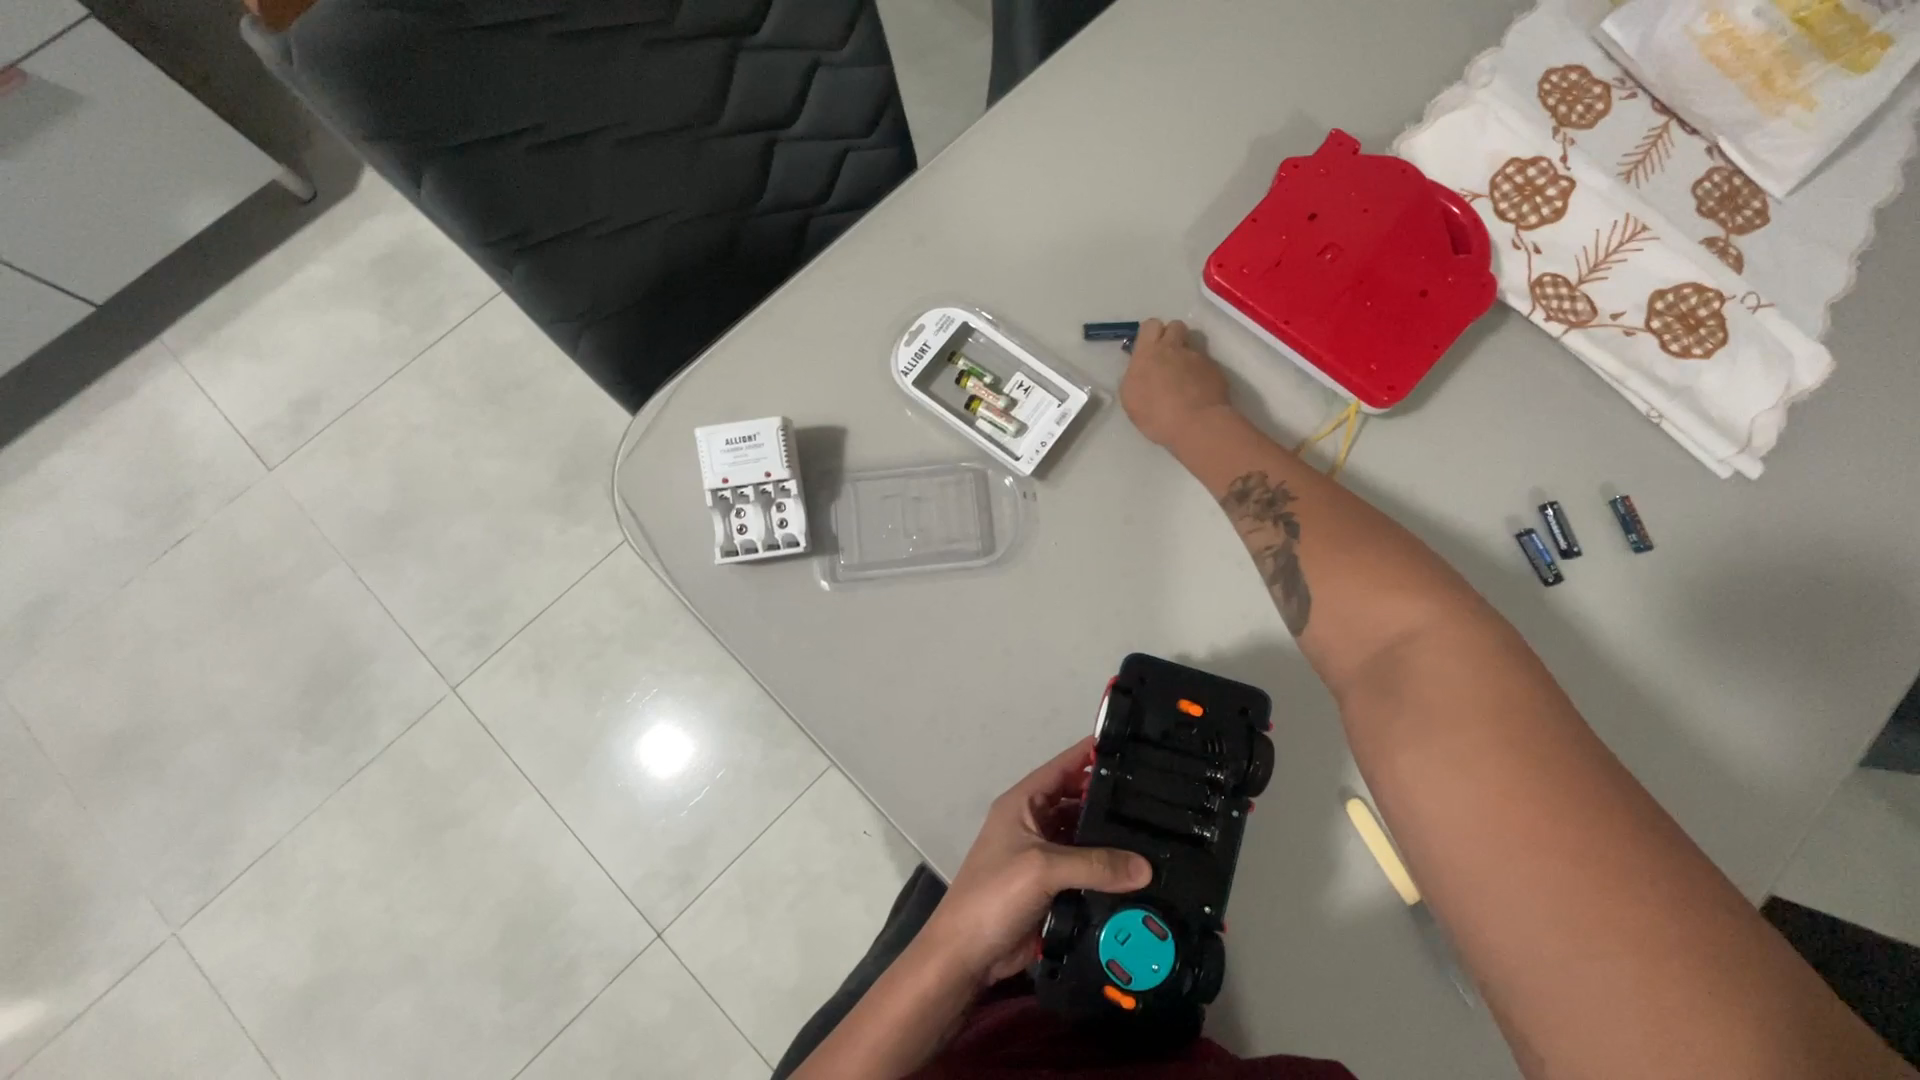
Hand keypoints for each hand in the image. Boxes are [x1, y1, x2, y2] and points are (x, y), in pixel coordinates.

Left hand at [918, 738, 1152, 987]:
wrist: (967, 954)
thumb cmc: (993, 895)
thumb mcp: (1042, 869)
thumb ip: (1094, 864)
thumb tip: (1146, 867)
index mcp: (1023, 803)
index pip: (1063, 766)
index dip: (1092, 753)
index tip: (1132, 746)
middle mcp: (1035, 823)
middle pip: (1079, 802)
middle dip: (1112, 801)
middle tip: (1159, 799)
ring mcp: (1044, 856)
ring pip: (1086, 838)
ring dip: (1113, 840)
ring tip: (1161, 835)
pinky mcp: (1054, 887)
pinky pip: (1088, 870)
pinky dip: (1110, 871)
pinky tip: (1141, 873)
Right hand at [1120, 318, 1235, 448]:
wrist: (1197, 424)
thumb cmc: (1156, 415)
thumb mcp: (1131, 398)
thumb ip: (1135, 376)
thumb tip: (1140, 368)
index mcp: (1149, 353)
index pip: (1150, 325)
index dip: (1151, 334)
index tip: (1149, 349)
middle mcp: (1174, 348)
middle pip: (1175, 326)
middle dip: (1172, 337)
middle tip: (1168, 358)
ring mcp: (1197, 357)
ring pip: (1192, 346)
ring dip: (1187, 356)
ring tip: (1185, 379)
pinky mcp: (1215, 369)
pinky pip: (1206, 364)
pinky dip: (1201, 374)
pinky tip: (1198, 392)